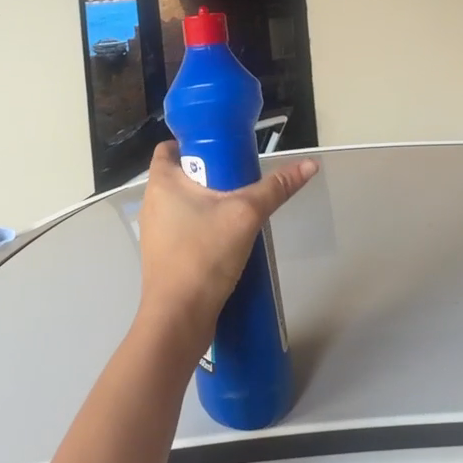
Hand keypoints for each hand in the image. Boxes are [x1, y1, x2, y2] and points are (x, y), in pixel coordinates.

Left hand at [134, 141, 318, 359]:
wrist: (179, 318)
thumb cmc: (204, 255)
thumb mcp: (245, 215)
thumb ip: (276, 189)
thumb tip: (310, 165)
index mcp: (161, 182)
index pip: (171, 147)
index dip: (195, 144)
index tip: (225, 151)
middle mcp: (153, 203)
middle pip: (183, 176)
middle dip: (212, 177)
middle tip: (243, 180)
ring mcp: (157, 233)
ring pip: (187, 206)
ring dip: (212, 205)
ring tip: (242, 211)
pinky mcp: (166, 257)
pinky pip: (187, 231)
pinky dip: (206, 229)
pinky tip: (231, 240)